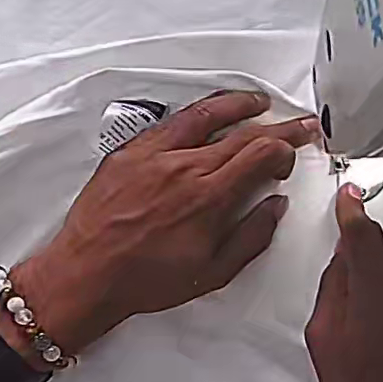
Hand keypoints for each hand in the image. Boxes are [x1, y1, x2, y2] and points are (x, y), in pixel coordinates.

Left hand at [12, 90, 318, 354]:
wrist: (87, 274)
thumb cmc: (142, 279)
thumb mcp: (212, 273)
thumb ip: (251, 237)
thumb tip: (273, 209)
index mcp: (207, 199)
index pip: (261, 154)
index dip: (285, 150)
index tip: (289, 156)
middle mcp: (183, 169)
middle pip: (243, 133)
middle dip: (279, 127)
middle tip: (295, 126)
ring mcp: (154, 156)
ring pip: (207, 115)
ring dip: (239, 105)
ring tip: (257, 103)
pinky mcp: (130, 152)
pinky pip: (171, 121)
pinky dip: (197, 111)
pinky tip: (206, 112)